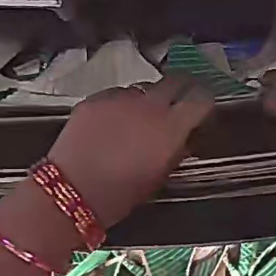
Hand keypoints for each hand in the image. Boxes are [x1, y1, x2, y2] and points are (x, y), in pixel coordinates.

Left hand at [43, 76, 213, 225]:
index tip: (201, 109)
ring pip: (142, 88)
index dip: (204, 102)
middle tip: (175, 103)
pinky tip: (109, 123)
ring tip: (136, 118)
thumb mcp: (158, 178)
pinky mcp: (94, 99)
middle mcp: (149, 105)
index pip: (201, 99)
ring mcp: (120, 98)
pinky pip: (115, 94)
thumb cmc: (120, 194)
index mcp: (171, 127)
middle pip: (174, 81)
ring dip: (146, 99)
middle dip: (179, 89)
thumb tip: (183, 139)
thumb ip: (175, 152)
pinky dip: (118, 104)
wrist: (72, 190)